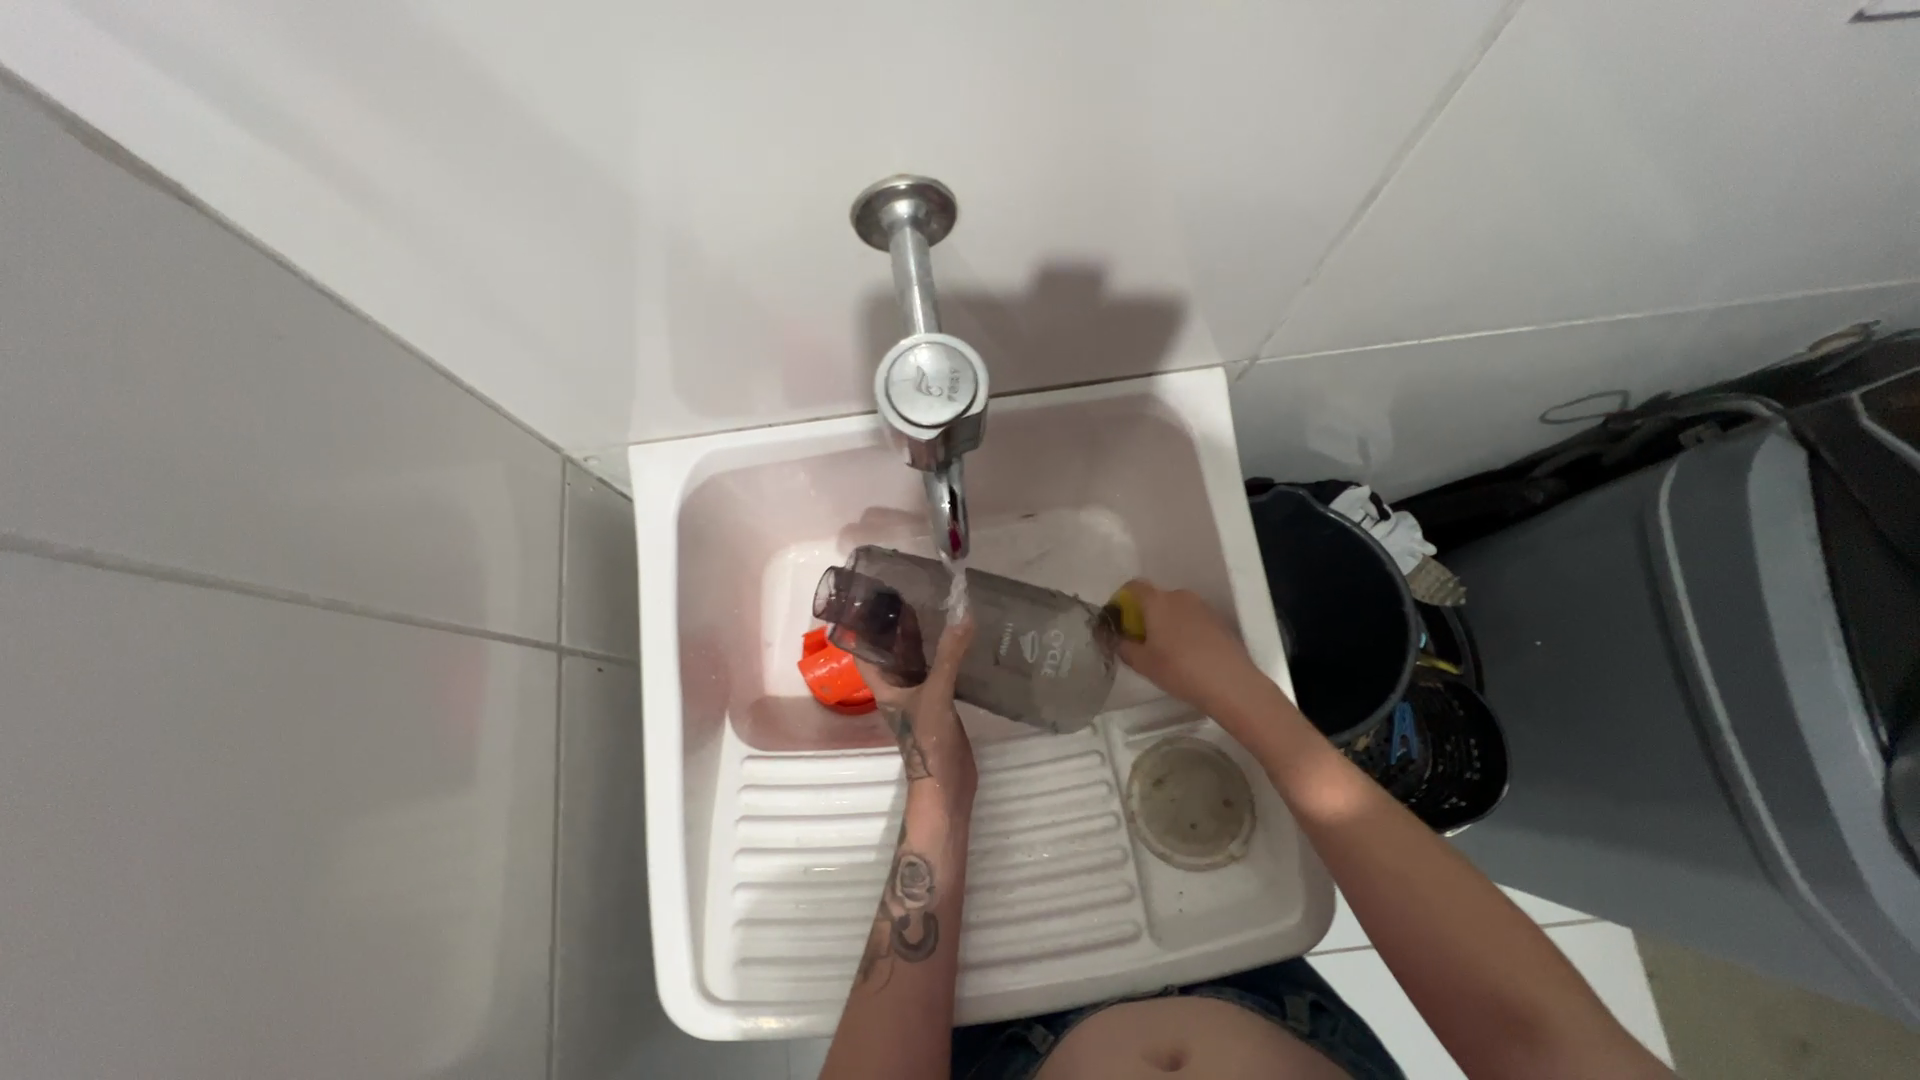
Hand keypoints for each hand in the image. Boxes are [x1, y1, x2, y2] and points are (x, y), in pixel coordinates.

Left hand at [855, 615, 977, 813]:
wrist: (947, 783)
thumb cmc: (927, 740)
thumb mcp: (936, 694)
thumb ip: (949, 656)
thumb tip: (963, 618)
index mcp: (883, 685)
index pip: (863, 650)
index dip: (863, 626)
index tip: (872, 598)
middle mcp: (897, 688)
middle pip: (890, 652)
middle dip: (897, 627)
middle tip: (910, 592)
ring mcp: (917, 696)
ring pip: (914, 661)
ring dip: (921, 639)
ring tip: (935, 607)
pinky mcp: (938, 703)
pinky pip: (936, 672)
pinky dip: (943, 656)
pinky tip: (959, 640)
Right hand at [1115, 580, 1268, 718]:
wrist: (1231, 684)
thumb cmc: (1179, 670)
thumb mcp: (1142, 663)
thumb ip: (1122, 646)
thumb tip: (1114, 637)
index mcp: (1158, 601)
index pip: (1133, 586)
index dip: (1121, 600)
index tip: (1118, 622)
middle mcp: (1180, 596)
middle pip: (1155, 598)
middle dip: (1144, 616)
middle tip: (1140, 642)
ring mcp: (1203, 607)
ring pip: (1175, 609)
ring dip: (1165, 623)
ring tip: (1165, 652)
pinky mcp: (1219, 620)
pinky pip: (1192, 618)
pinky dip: (1184, 630)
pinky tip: (1187, 655)